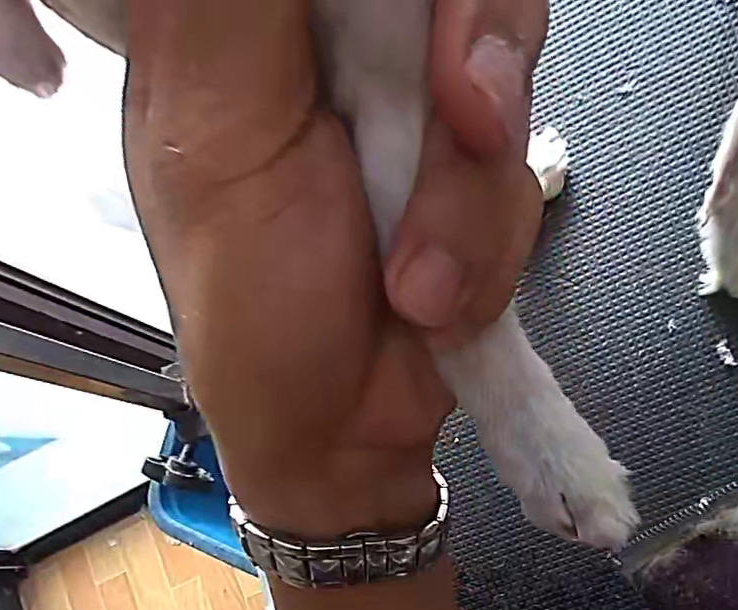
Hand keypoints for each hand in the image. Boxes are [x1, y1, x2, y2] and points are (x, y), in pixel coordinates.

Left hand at [122, 0, 545, 535]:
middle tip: (462, 125)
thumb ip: (242, 3)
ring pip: (507, 88)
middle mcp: (346, 58)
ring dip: (470, 207)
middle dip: (477, 63)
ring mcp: (421, 133)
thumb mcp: (216, 135)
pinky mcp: (472, 199)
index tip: (429, 42)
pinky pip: (521, 188)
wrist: (343, 438)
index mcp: (251, 20)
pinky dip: (491, 256)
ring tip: (419, 292)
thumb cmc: (258, 315)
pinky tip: (443, 309)